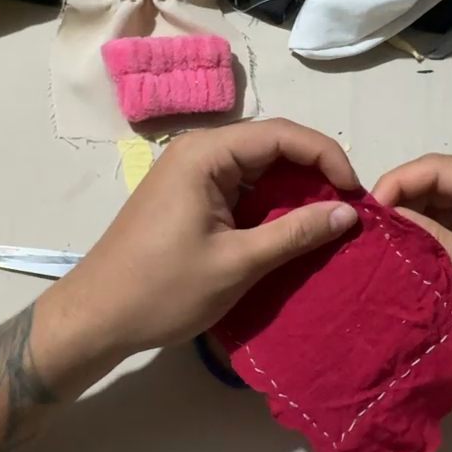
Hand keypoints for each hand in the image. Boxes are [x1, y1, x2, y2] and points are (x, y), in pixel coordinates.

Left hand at [36, 119, 359, 379]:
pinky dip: (271, 202)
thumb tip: (349, 212)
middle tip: (347, 207)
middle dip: (314, 171)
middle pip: (271, 144)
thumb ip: (296, 232)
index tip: (355, 192)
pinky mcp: (190, 194)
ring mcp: (192, 171)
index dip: (325, 156)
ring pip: (258, 166)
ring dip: (295, 188)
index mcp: (206, 153)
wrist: (96, 317)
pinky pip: (242, 185)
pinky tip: (293, 226)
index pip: (281, 134)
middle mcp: (199, 151)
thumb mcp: (238, 263)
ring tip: (329, 218)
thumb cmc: (163, 289)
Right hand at [372, 155, 451, 358]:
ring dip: (410, 216)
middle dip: (399, 201)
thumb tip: (386, 220)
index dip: (395, 185)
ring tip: (380, 240)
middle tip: (368, 231)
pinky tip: (404, 246)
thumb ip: (435, 241)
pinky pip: (448, 213)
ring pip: (436, 196)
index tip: (366, 215)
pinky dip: (426, 228)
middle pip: (432, 179)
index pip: (434, 168)